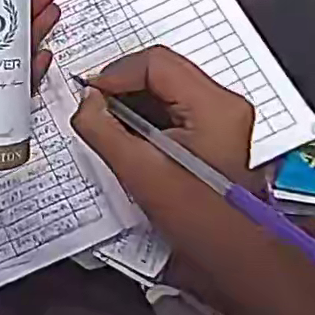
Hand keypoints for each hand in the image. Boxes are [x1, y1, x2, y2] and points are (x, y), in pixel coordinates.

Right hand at [70, 46, 262, 252]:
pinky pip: (169, 103)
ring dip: (130, 99)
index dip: (115, 74)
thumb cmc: (199, 219)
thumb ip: (101, 128)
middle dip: (121, 85)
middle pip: (160, 69)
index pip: (155, 63)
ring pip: (162, 84)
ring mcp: (219, 115)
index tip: (92, 94)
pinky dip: (142, 111)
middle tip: (95, 105)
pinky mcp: (210, 127)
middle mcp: (222, 104)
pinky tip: (127, 134)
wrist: (228, 251)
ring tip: (109, 123)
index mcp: (213, 107)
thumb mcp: (138, 170)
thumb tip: (86, 102)